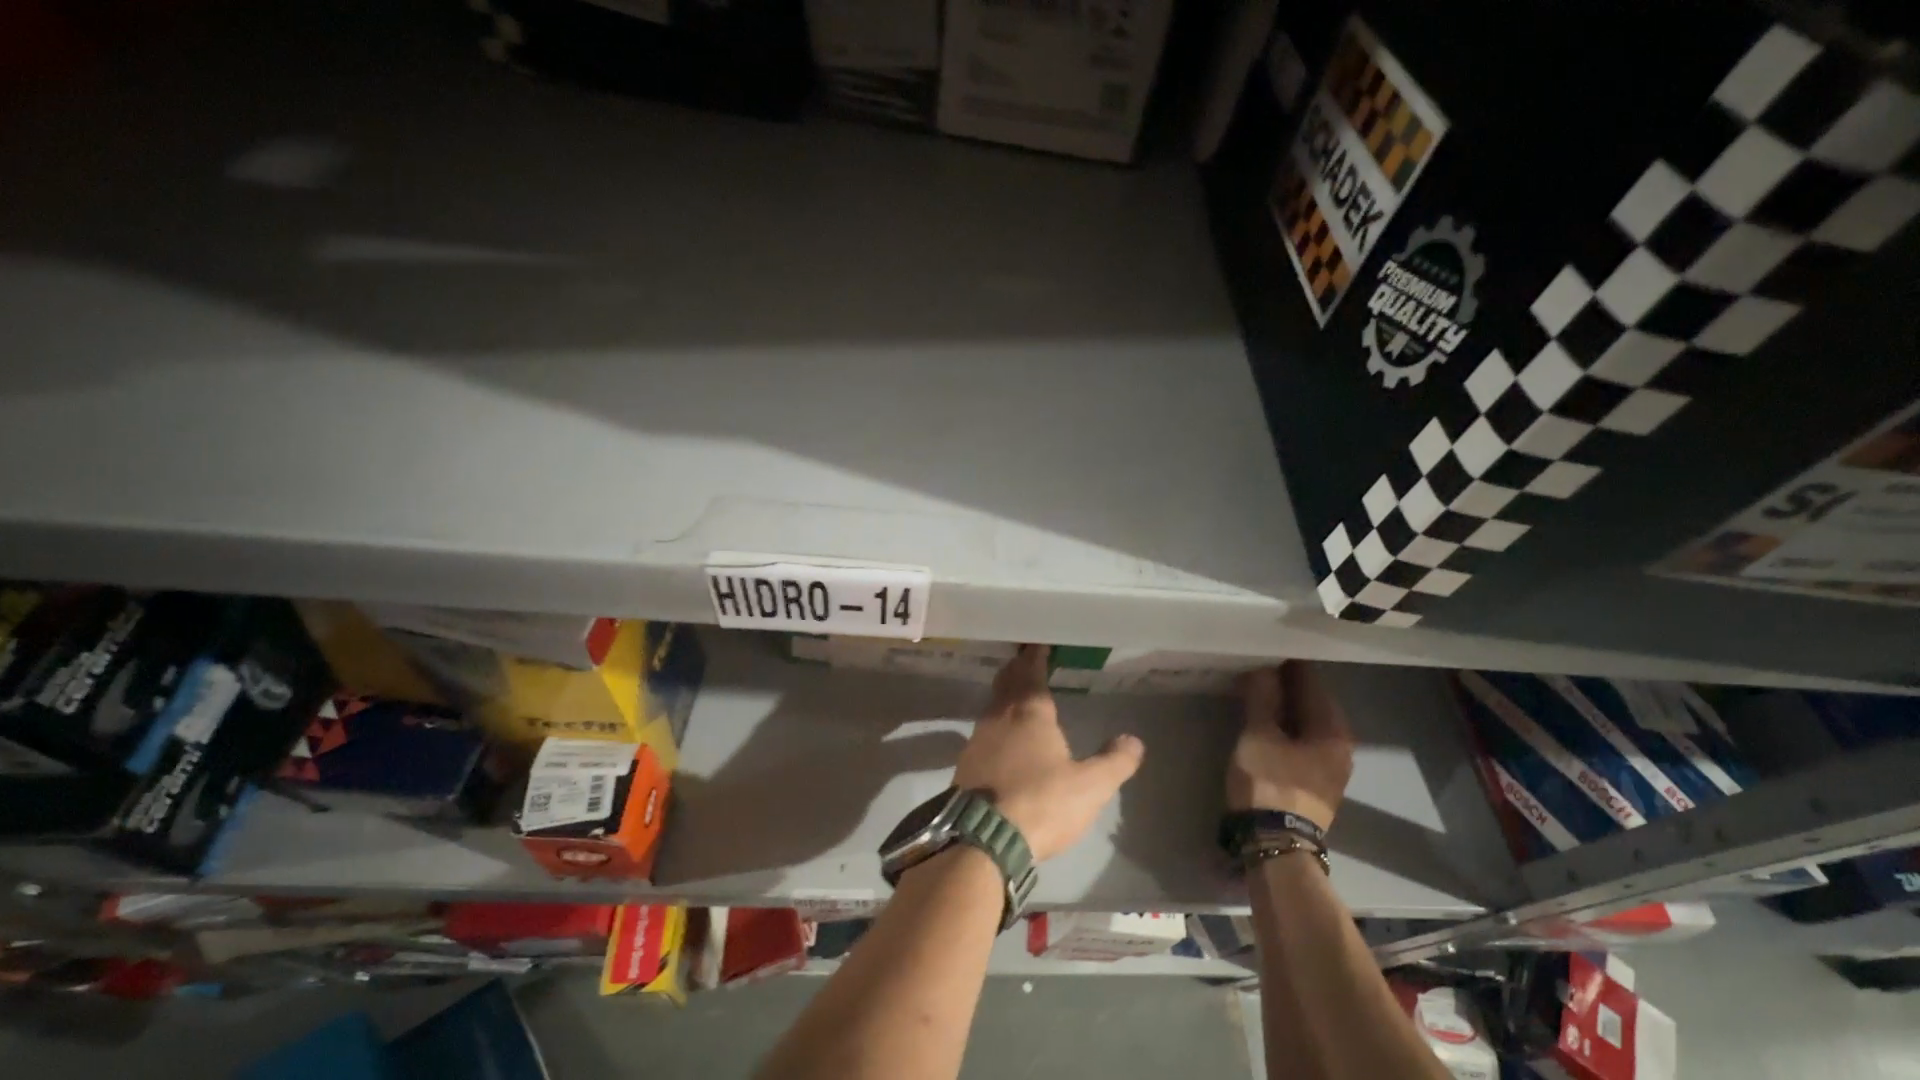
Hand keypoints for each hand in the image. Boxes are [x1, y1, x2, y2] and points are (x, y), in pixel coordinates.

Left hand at [953, 645, 1145, 861]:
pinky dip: (996, 725)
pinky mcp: (966, 767)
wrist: (981, 838)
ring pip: (993, 708)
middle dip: (1017, 670)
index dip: (1036, 657)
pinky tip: (1002, 738)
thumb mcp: (1090, 786)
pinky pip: (984, 733)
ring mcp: (977, 741)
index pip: (1032, 674)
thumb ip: (1114, 761)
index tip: (1038, 644)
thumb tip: (1133, 740)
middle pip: (1007, 684)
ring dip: (1004, 697)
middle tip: (1025, 659)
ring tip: (1017, 695)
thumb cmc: (1041, 803)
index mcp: (1031, 714)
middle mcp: (999, 718)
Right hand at [1227, 661, 1353, 829]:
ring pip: (1306, 726)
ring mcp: (1331, 769)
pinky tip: (1265, 729)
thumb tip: (1264, 668)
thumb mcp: (1259, 736)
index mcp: (1333, 729)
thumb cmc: (1269, 784)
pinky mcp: (1316, 786)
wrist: (1276, 846)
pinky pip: (1302, 745)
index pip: (1310, 682)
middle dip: (1286, 688)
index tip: (1264, 652)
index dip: (1286, 665)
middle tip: (1255, 672)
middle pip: (1312, 704)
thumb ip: (1262, 698)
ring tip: (1256, 698)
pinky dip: (1285, 732)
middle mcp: (1341, 747)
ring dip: (1284, 711)